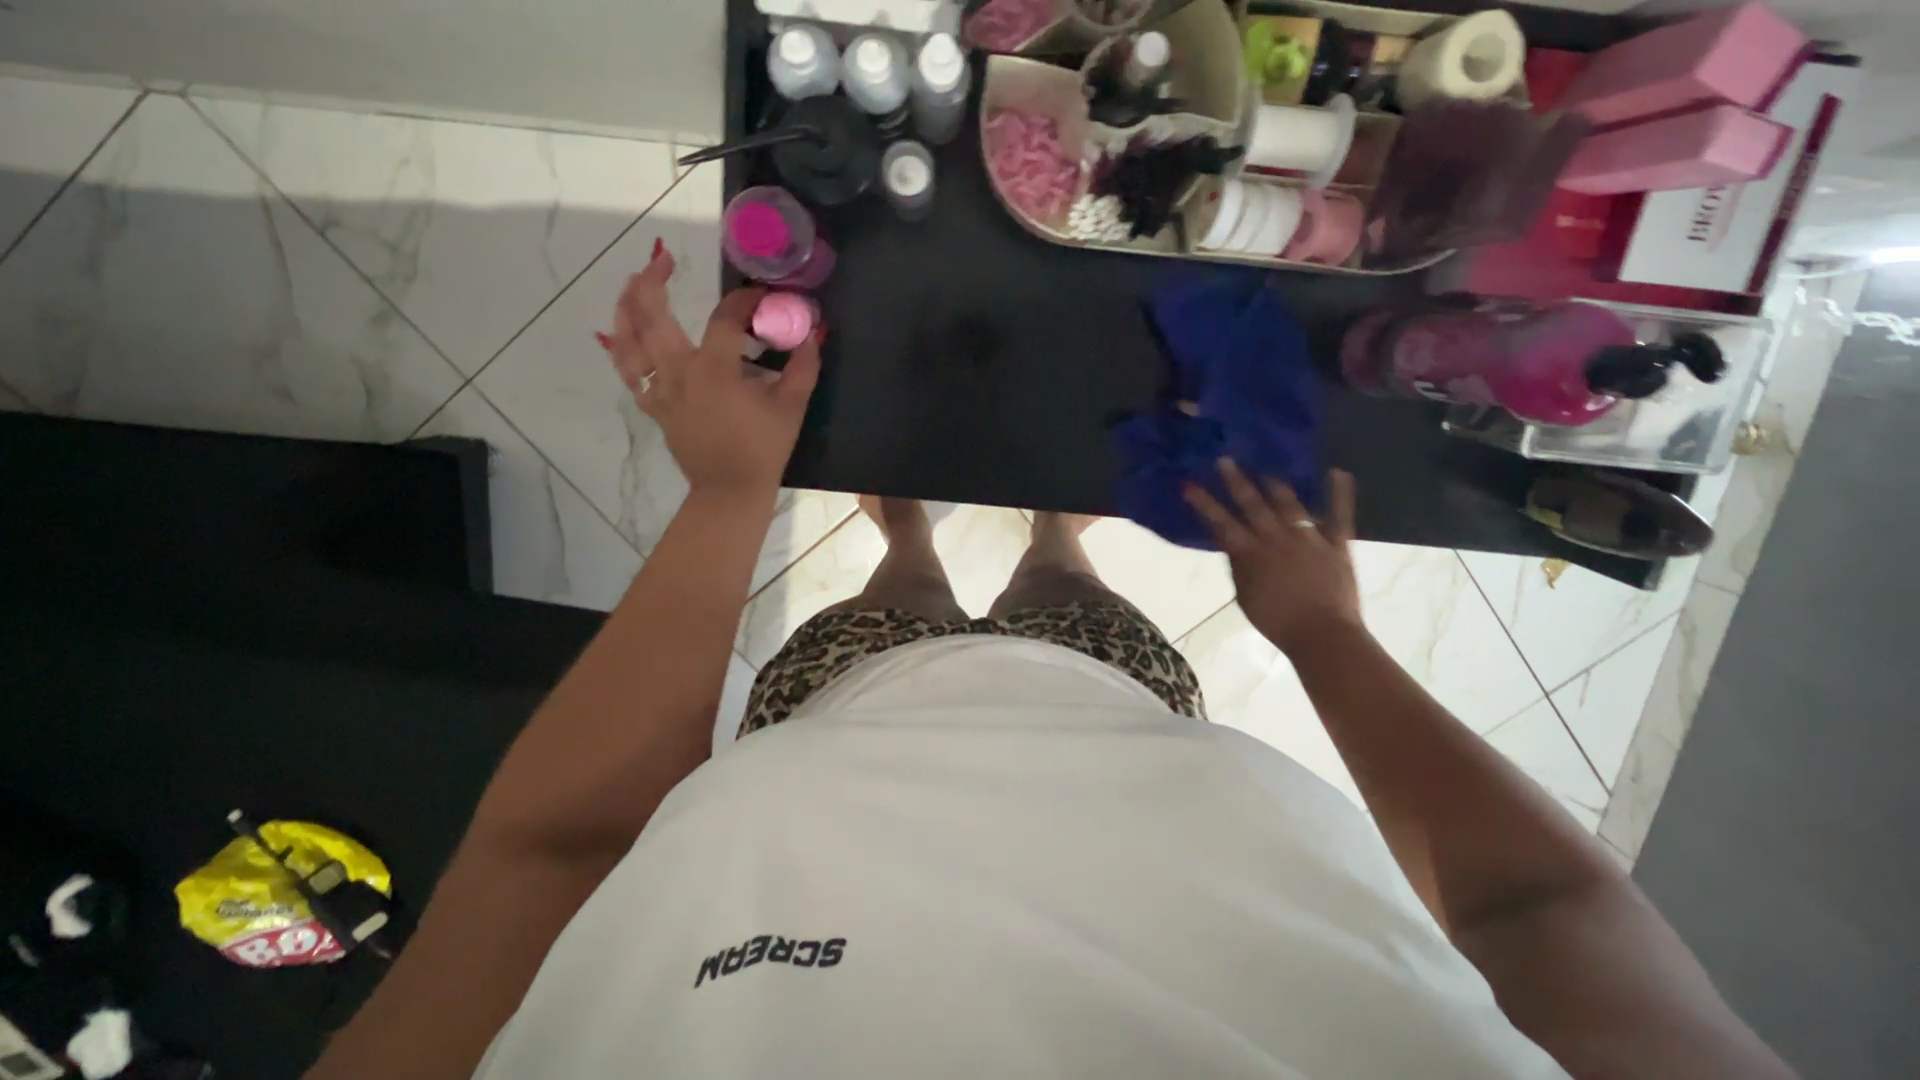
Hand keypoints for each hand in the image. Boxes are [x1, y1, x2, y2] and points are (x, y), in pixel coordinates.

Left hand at [599, 243, 820, 499]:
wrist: (730, 491)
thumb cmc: (762, 449)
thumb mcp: (791, 406)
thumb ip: (803, 366)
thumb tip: (812, 333)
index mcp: (715, 369)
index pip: (725, 319)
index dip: (744, 301)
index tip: (760, 295)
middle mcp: (679, 372)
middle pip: (652, 316)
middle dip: (653, 281)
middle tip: (663, 259)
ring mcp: (660, 390)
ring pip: (628, 341)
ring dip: (625, 307)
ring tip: (631, 284)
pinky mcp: (653, 406)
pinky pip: (628, 372)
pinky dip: (622, 349)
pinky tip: (623, 333)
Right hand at [1184, 460, 1365, 656]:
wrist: (1321, 634)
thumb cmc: (1277, 622)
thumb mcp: (1246, 597)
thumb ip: (1240, 568)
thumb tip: (1234, 546)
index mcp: (1251, 555)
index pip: (1221, 523)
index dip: (1204, 504)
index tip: (1189, 484)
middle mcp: (1276, 539)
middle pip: (1253, 506)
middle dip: (1237, 482)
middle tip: (1225, 460)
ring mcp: (1308, 539)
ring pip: (1290, 505)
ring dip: (1275, 485)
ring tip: (1266, 469)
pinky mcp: (1336, 544)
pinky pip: (1339, 515)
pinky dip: (1339, 493)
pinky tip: (1338, 471)